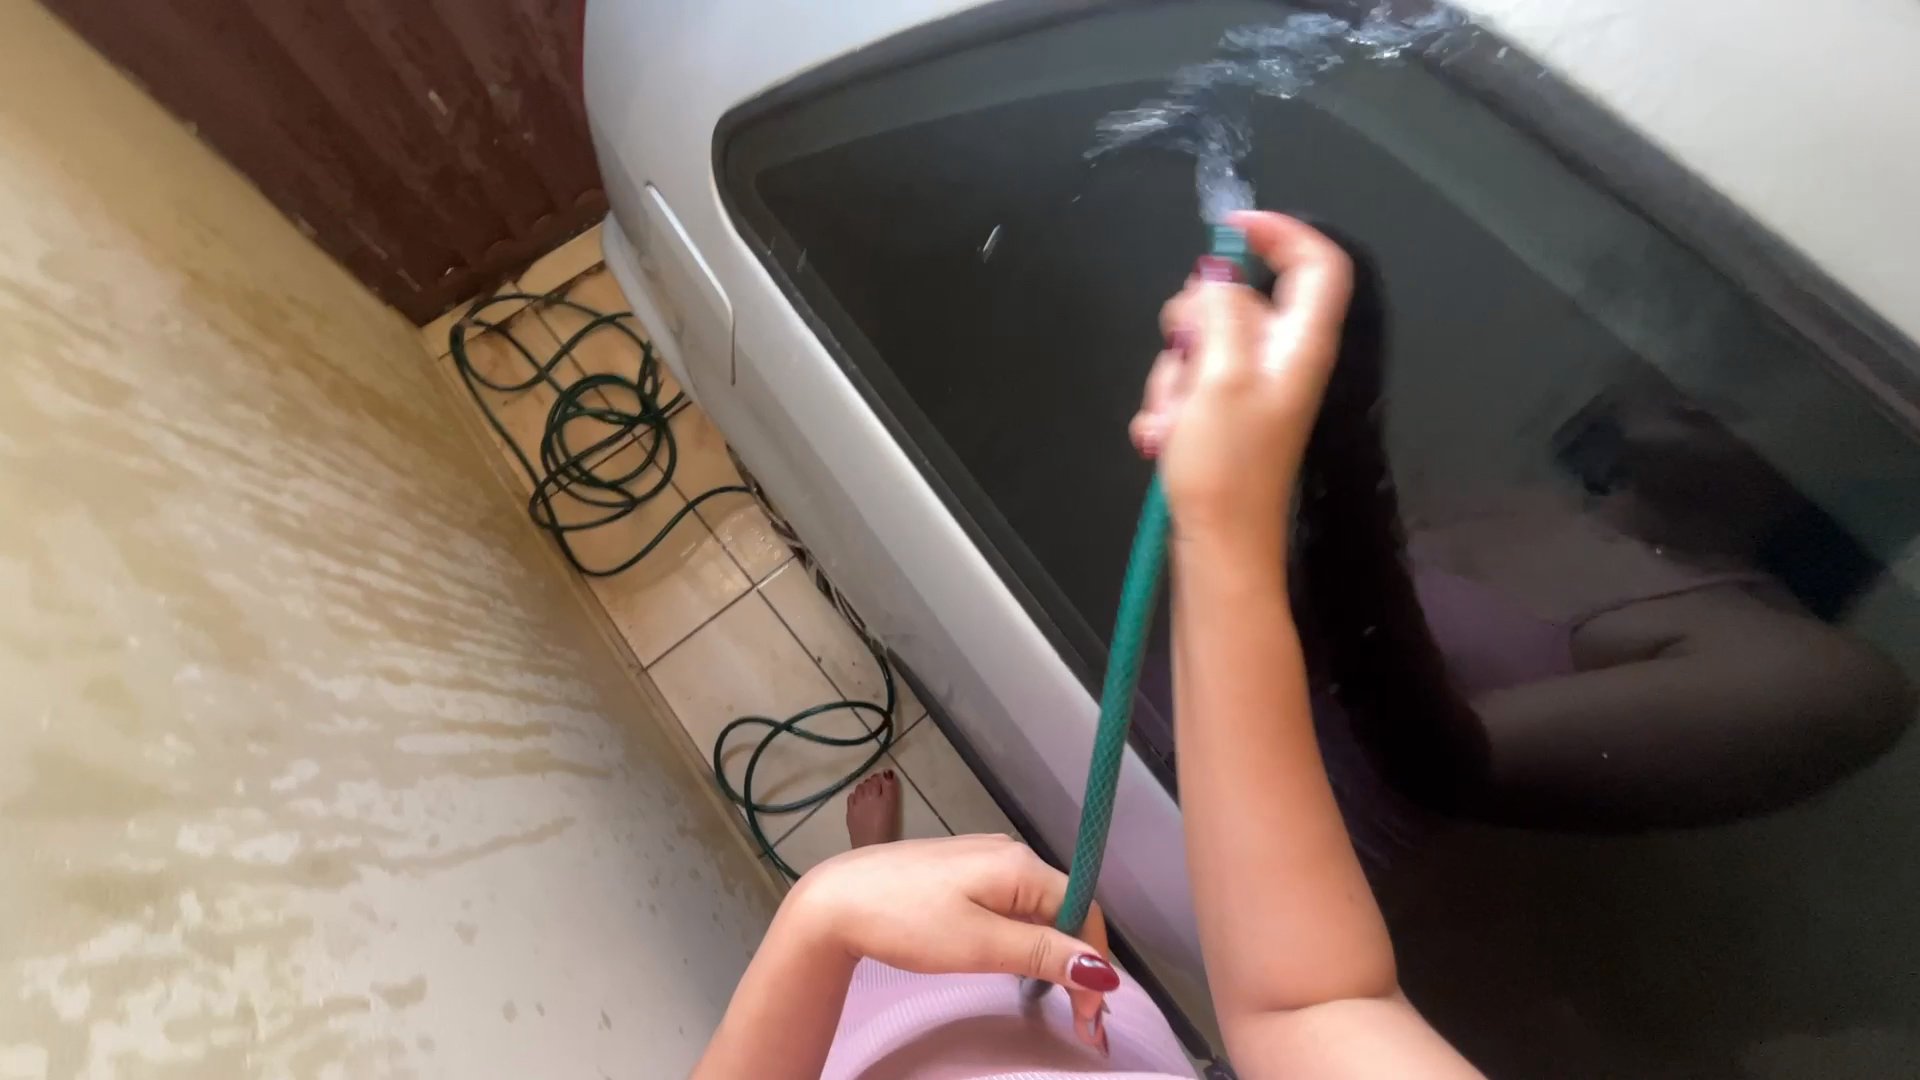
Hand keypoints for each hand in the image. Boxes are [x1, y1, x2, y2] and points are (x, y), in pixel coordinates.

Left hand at [791, 834, 1118, 1051]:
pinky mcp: (963, 870)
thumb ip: (1042, 952)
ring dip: (1050, 951)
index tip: (1090, 1016)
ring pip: (1037, 907)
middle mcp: (1009, 852)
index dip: (1094, 962)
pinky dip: (1022, 936)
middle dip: (1075, 960)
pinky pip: (1011, 903)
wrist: (840, 899)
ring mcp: (984, 858)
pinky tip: (1014, 962)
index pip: (1083, 908)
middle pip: (1063, 906)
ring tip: (1050, 998)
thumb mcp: (979, 945)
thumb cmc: (909, 921)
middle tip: (1076, 1019)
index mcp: (1019, 864)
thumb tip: (1102, 969)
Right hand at [1130, 211, 1352, 546]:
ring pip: (1199, 348)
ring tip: (1171, 420)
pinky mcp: (1218, 420)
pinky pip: (1185, 389)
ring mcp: (1245, 392)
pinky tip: (1161, 438)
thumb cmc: (1225, 463)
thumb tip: (1216, 277)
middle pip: (1237, 305)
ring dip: (1171, 378)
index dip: (1279, 235)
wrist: (1216, 541)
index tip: (1227, 230)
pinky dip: (1167, 409)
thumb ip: (1221, 313)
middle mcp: (1276, 361)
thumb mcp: (1219, 376)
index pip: (1314, 264)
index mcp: (1297, 344)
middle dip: (1192, 324)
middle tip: (1179, 352)